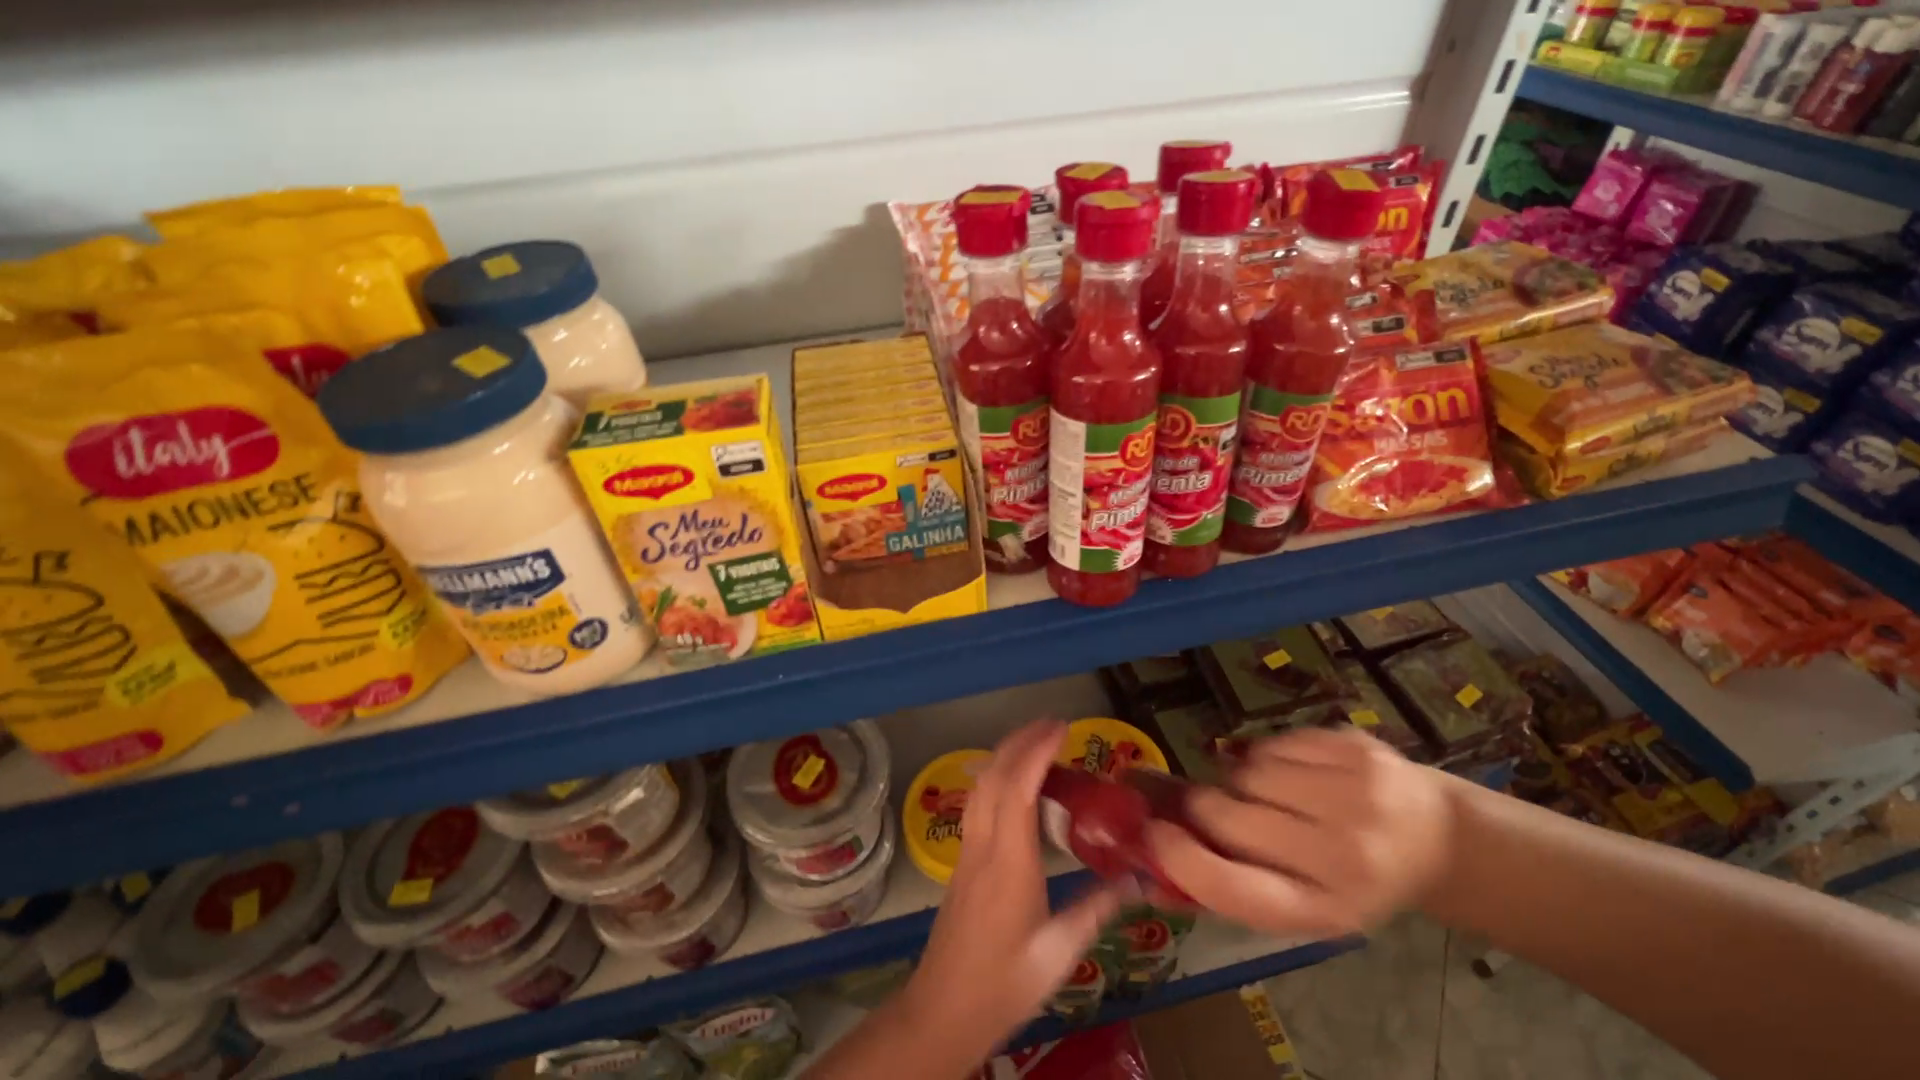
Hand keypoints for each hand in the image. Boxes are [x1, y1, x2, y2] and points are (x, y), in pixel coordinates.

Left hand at [898, 719, 1126, 1057]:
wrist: (942, 1010)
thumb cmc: (1003, 985)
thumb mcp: (1058, 952)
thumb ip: (1095, 909)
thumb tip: (1136, 879)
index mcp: (1008, 863)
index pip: (1017, 788)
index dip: (1037, 751)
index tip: (1062, 728)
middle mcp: (983, 847)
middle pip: (993, 777)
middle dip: (1021, 742)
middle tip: (1054, 725)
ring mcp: (967, 854)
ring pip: (980, 788)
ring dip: (1005, 757)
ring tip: (1037, 744)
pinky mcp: (962, 865)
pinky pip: (977, 805)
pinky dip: (996, 780)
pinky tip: (1012, 786)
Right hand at [1147, 728, 1452, 938]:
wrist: (1432, 839)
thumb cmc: (1348, 882)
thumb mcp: (1296, 906)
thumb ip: (1222, 889)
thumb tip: (1142, 876)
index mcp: (1321, 910)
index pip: (1230, 886)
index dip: (1178, 857)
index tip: (1150, 834)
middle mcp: (1343, 857)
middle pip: (1226, 818)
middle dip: (1202, 809)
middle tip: (1208, 810)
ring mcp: (1356, 797)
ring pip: (1244, 773)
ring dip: (1238, 782)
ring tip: (1266, 797)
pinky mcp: (1357, 750)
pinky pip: (1272, 743)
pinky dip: (1266, 756)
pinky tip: (1292, 775)